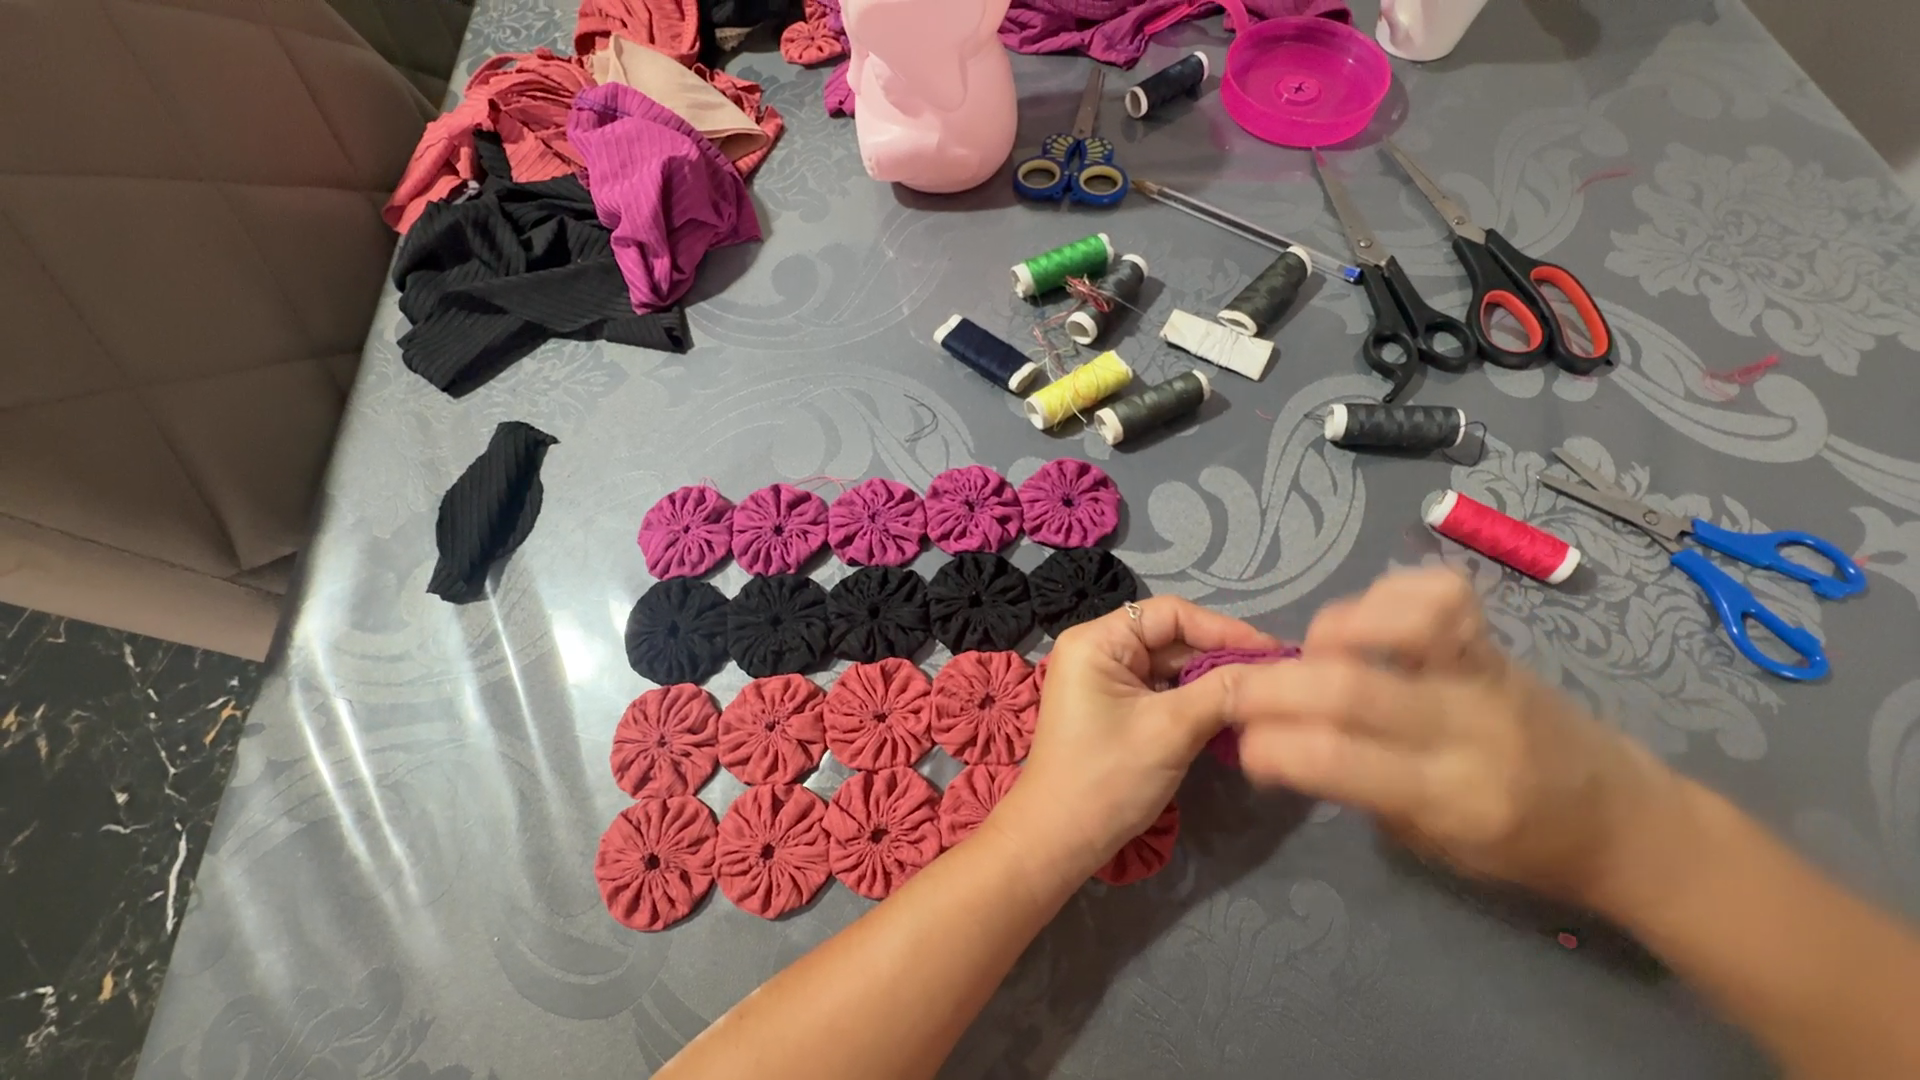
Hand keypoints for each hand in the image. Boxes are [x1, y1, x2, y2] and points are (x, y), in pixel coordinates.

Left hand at [986, 596, 1277, 878]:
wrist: (1060, 839)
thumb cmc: (1107, 778)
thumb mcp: (1170, 730)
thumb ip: (1221, 692)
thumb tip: (1271, 669)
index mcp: (1096, 641)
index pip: (1169, 613)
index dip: (1222, 628)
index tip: (1271, 652)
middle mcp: (1096, 650)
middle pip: (1171, 637)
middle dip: (1220, 655)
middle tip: (1275, 675)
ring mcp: (1104, 680)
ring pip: (1170, 666)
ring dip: (1211, 679)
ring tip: (1261, 693)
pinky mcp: (1114, 708)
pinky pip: (1162, 690)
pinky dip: (1194, 699)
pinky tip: (1229, 711)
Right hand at [1225, 568, 1683, 907]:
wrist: (1627, 822)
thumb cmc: (1518, 848)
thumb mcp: (1430, 844)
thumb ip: (1356, 787)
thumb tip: (1280, 737)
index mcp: (1452, 799)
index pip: (1337, 761)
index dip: (1271, 747)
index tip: (1243, 748)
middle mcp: (1471, 730)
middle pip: (1352, 688)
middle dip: (1271, 687)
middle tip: (1237, 692)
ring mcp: (1488, 675)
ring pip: (1408, 622)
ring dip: (1334, 631)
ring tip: (1311, 652)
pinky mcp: (1498, 643)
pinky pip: (1441, 594)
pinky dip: (1386, 595)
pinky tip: (1363, 622)